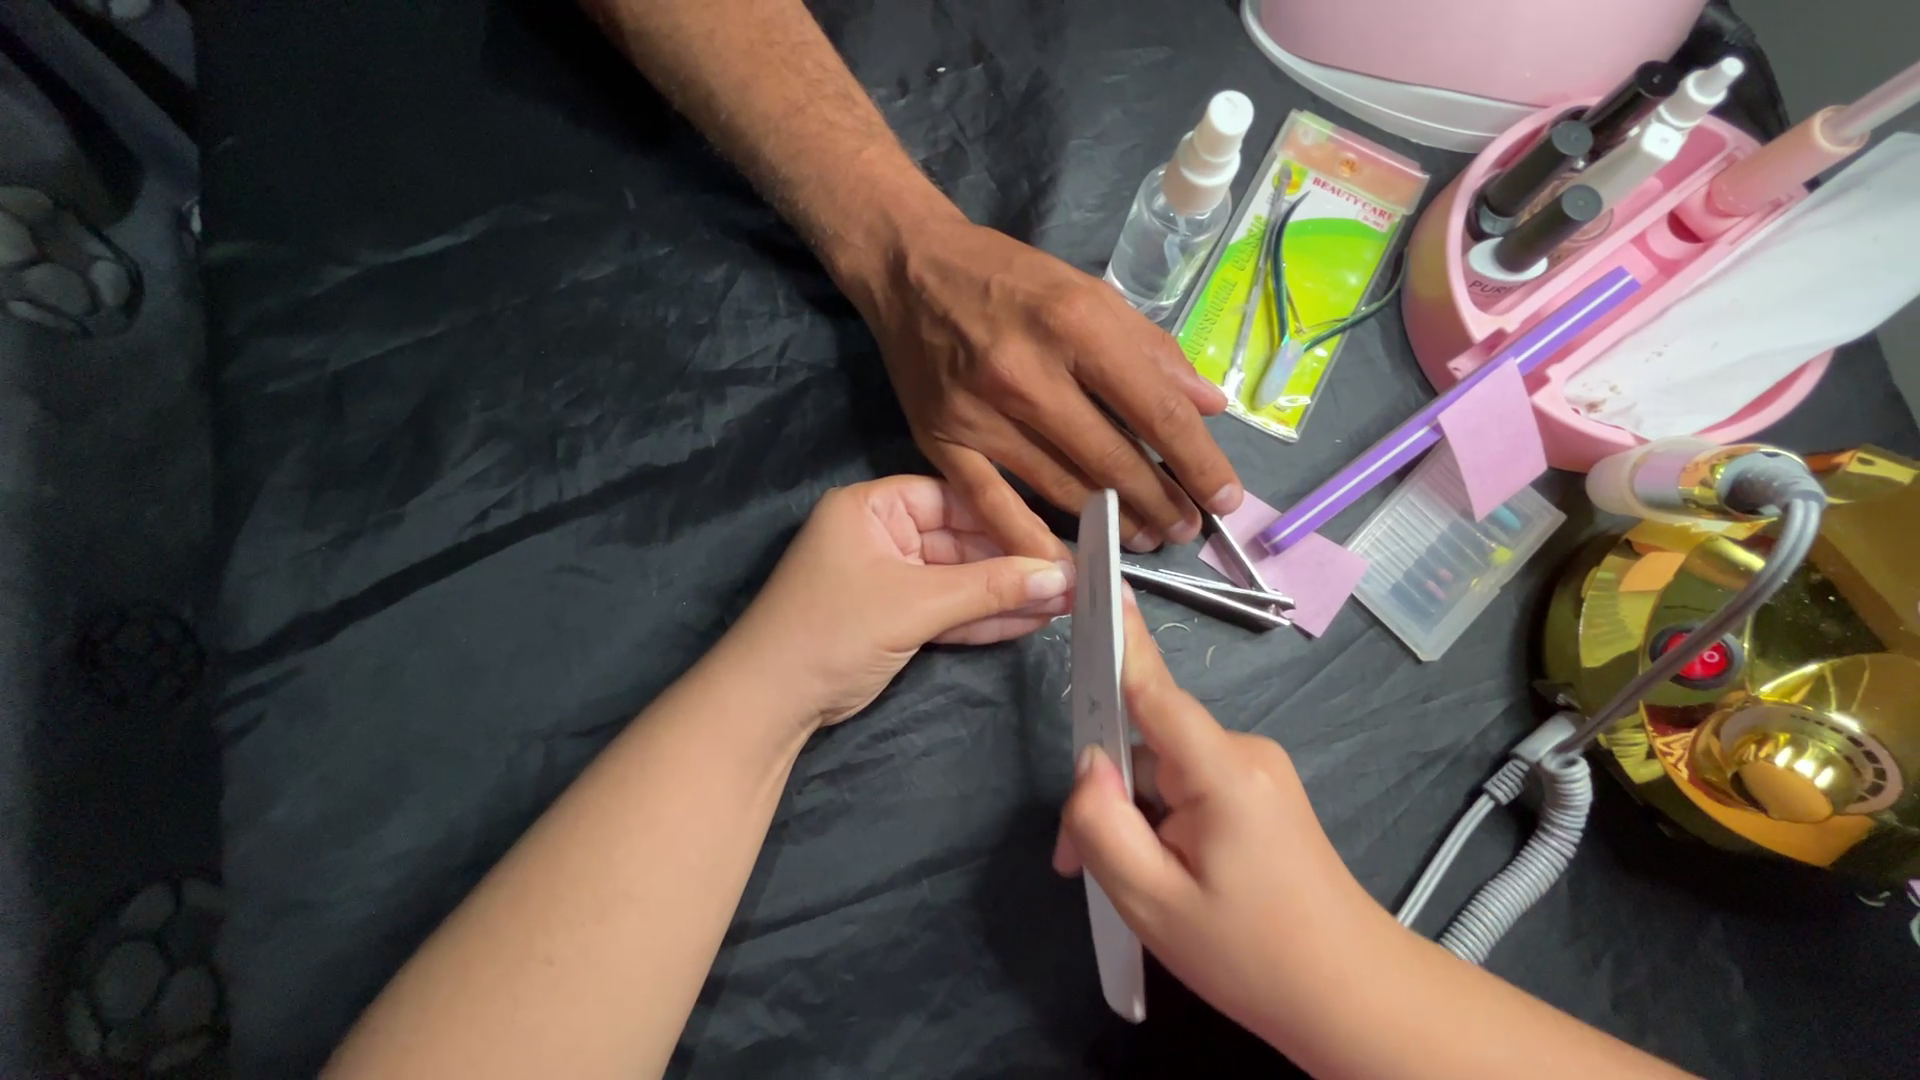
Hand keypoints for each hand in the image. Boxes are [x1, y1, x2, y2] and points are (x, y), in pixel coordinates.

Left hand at [726, 475, 1074, 729]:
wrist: (771, 703)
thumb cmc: (833, 630)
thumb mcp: (914, 603)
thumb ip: (989, 587)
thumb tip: (1061, 576)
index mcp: (871, 507)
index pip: (952, 499)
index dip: (1006, 519)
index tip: (1057, 540)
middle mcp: (881, 534)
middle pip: (961, 542)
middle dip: (1013, 566)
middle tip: (1072, 578)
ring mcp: (889, 578)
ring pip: (959, 581)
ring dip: (1006, 595)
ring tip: (1068, 602)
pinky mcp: (896, 618)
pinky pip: (948, 610)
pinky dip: (984, 618)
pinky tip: (1032, 620)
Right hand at [854, 217, 1242, 558]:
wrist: (912, 270)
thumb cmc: (1008, 277)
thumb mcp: (1088, 290)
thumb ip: (1151, 349)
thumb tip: (1207, 406)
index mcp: (1076, 326)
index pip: (1157, 410)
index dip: (1199, 462)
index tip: (1224, 497)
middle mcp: (1028, 374)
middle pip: (1113, 459)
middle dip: (1161, 502)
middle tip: (1185, 528)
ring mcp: (980, 414)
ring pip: (1061, 487)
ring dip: (1111, 522)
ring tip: (1145, 538)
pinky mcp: (942, 442)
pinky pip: (993, 505)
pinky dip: (1031, 540)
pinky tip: (1068, 563)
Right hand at [1052, 591, 1387, 1044]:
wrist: (1354, 1002)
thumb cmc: (1252, 956)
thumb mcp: (1151, 902)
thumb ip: (1101, 824)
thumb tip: (1088, 766)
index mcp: (1223, 771)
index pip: (1156, 689)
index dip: (1122, 637)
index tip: (1099, 584)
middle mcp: (1242, 752)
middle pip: (1147, 741)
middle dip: (1108, 789)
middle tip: (1079, 860)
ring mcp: (1254, 770)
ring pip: (1163, 768)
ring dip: (1133, 812)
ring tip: (1122, 879)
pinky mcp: (1257, 791)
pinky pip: (1187, 785)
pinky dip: (1159, 818)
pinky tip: (1155, 868)